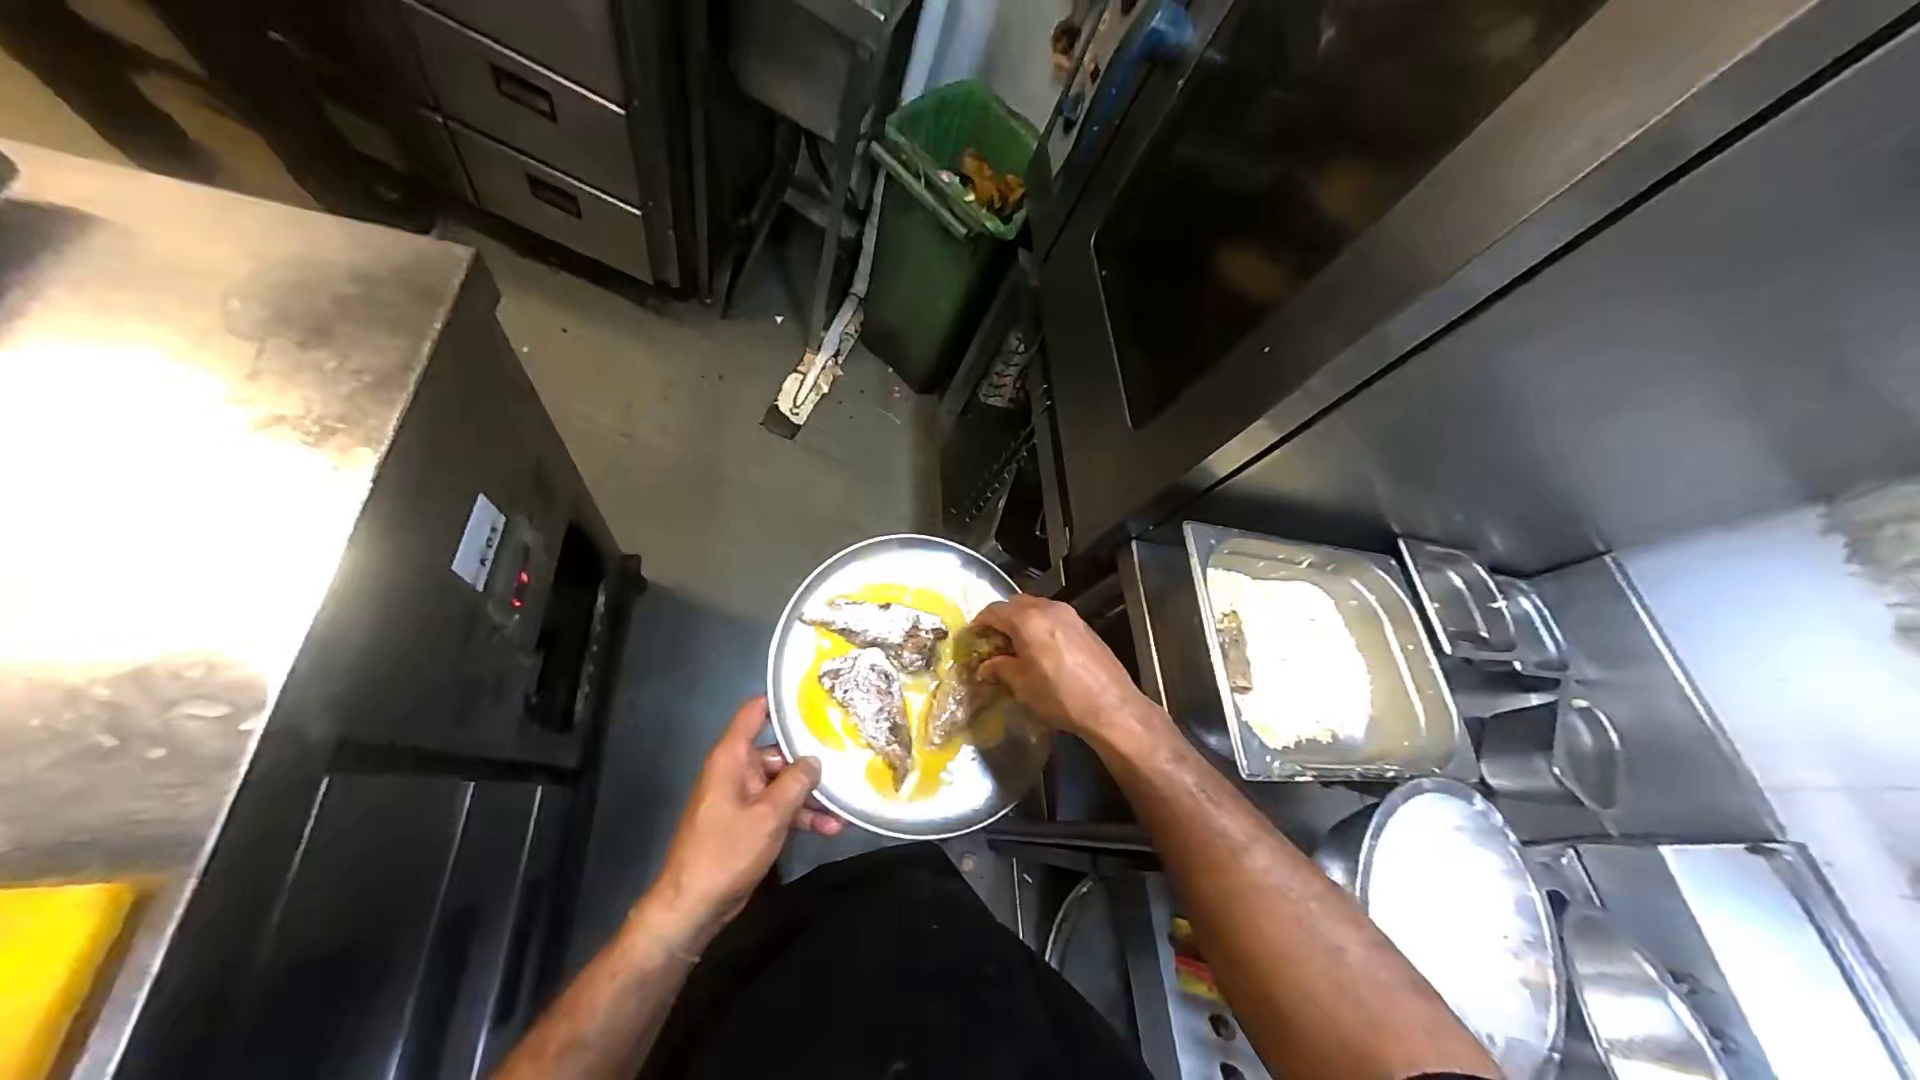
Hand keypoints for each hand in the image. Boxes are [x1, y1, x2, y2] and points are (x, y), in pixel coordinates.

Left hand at [637, 697, 841, 952]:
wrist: (693, 907)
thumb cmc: (726, 852)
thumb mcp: (769, 815)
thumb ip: (796, 782)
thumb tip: (815, 760)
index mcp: (732, 757)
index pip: (755, 712)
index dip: (783, 701)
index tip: (818, 699)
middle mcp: (736, 770)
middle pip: (779, 752)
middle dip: (811, 762)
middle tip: (848, 762)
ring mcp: (742, 797)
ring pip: (783, 784)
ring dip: (811, 797)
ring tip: (844, 808)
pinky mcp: (748, 822)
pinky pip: (778, 807)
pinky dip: (800, 816)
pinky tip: (830, 827)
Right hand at [973, 595, 1159, 742]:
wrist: (1112, 707)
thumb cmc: (1061, 696)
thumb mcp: (1022, 685)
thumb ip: (1000, 669)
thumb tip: (986, 667)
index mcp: (1028, 619)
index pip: (993, 611)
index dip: (979, 624)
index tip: (972, 640)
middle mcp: (1049, 608)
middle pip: (1015, 604)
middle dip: (1001, 621)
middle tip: (992, 644)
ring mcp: (1070, 615)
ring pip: (1036, 609)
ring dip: (1022, 623)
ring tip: (1016, 648)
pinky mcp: (1084, 626)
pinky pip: (1053, 618)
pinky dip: (1040, 627)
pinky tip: (1040, 651)